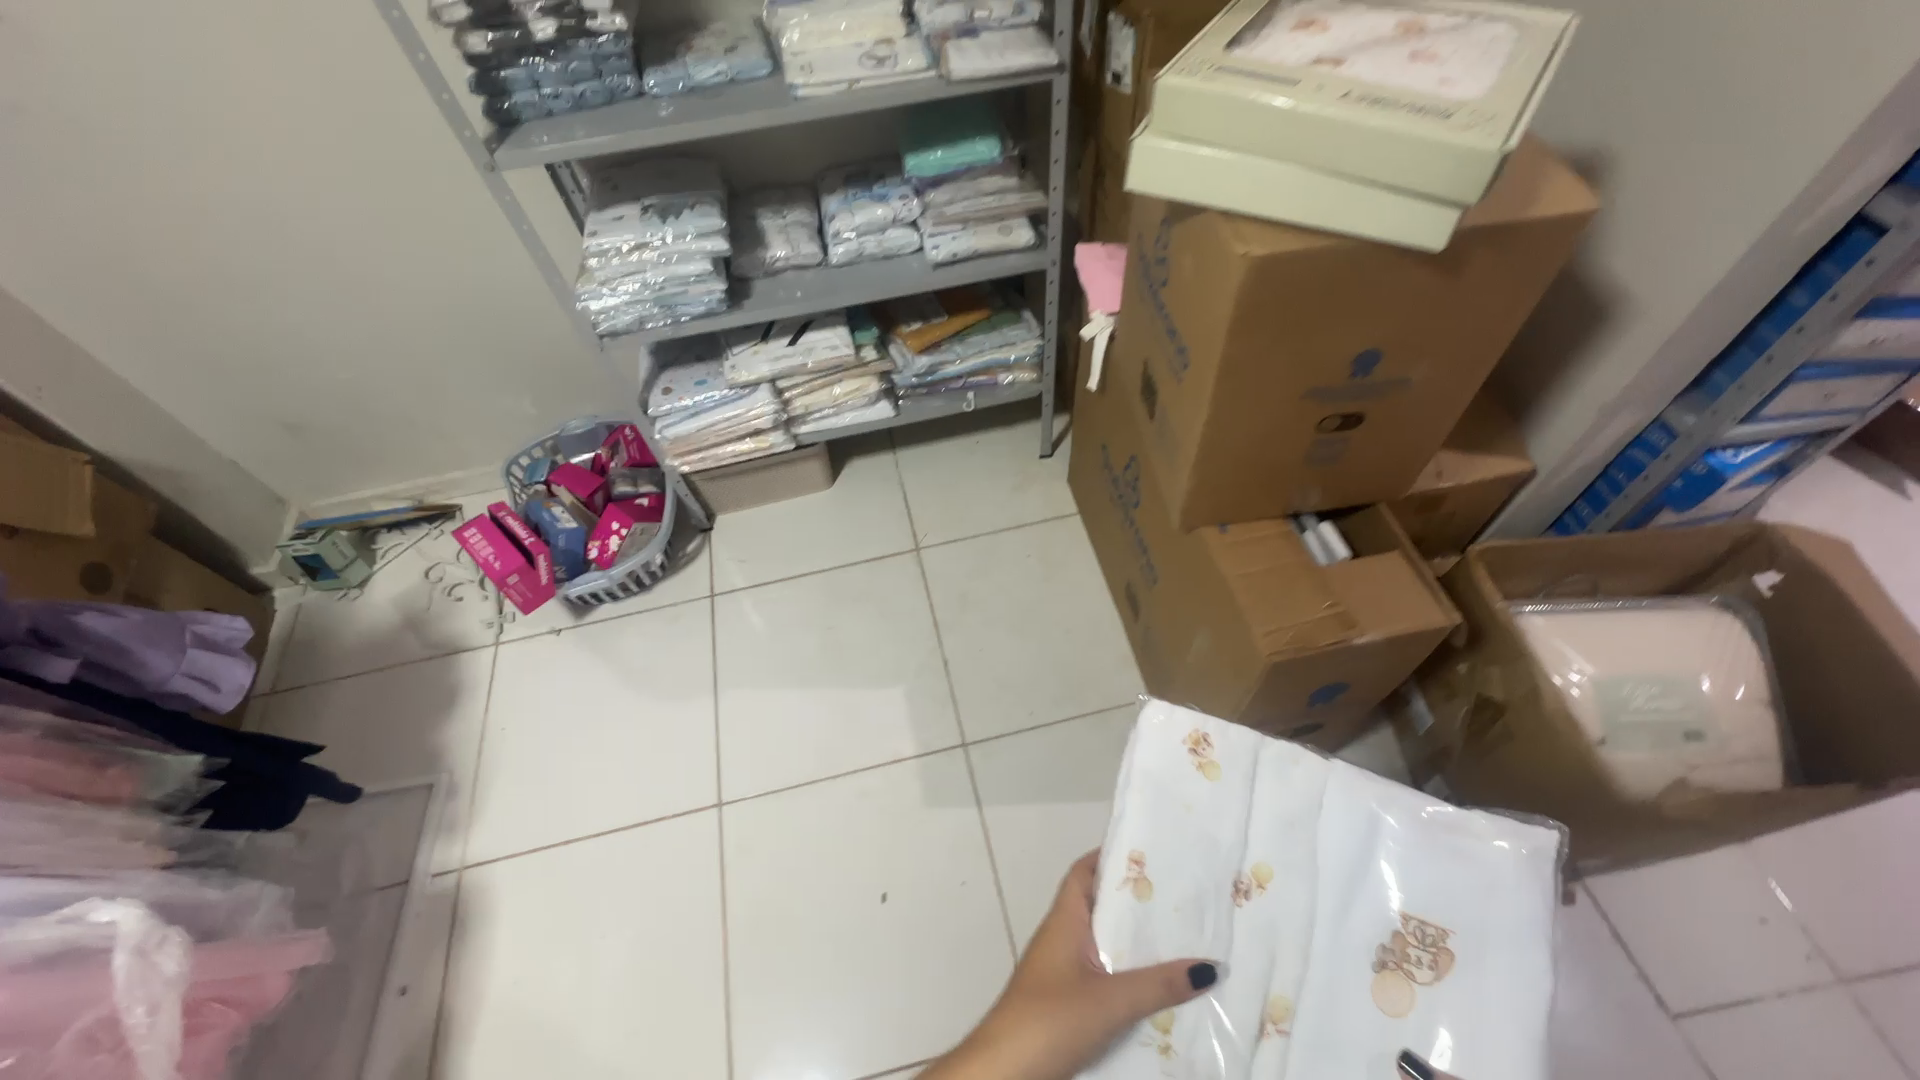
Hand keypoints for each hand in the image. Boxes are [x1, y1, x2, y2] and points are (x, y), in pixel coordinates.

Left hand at [923, 850, 1218, 1079]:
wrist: (1003, 1073)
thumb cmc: (1048, 1020)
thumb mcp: (1110, 1001)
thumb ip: (1158, 984)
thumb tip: (1210, 966)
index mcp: (1064, 921)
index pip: (1084, 872)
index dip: (1111, 857)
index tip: (1152, 852)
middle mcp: (1062, 939)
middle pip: (1101, 908)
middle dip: (1137, 902)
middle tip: (1183, 898)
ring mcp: (1063, 972)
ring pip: (1105, 945)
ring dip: (1137, 943)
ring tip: (1184, 940)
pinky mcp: (1067, 1003)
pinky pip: (1105, 977)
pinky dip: (1130, 977)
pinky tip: (1161, 990)